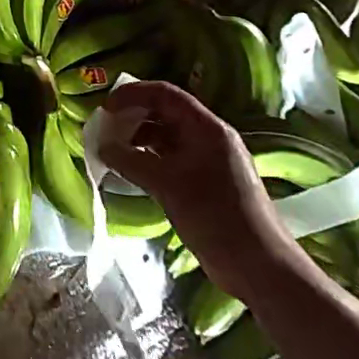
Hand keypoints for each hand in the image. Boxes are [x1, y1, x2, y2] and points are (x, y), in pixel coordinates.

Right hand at [99, 82, 299, 298]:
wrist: (257, 264)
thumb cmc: (215, 215)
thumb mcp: (168, 185)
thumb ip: (131, 161)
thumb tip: (102, 146)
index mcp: (207, 127)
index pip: (165, 94)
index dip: (133, 94)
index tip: (105, 107)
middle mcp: (208, 137)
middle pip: (165, 113)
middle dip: (133, 116)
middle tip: (104, 128)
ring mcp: (207, 160)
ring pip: (167, 138)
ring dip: (139, 139)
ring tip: (111, 150)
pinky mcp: (203, 183)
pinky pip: (170, 160)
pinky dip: (149, 160)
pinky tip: (130, 170)